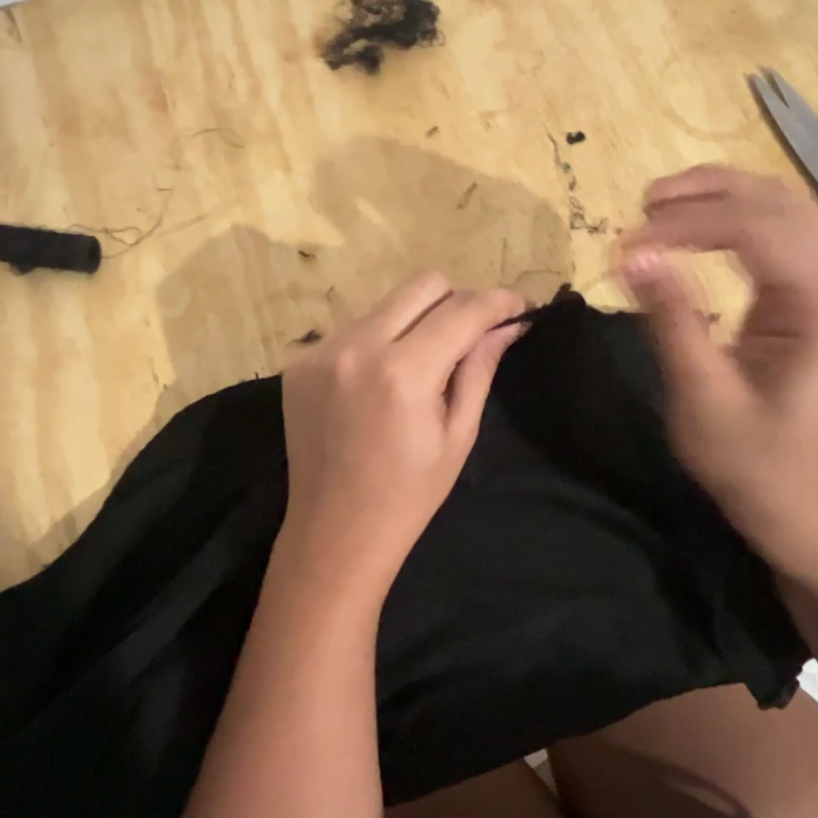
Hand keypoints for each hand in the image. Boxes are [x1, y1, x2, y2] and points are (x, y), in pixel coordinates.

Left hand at [278, 271, 524, 584]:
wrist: (335, 531)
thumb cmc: (408, 495)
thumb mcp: (457, 435)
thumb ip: (479, 369)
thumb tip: (509, 325)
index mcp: (403, 373)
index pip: (462, 309)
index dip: (498, 302)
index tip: (519, 308)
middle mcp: (357, 348)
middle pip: (423, 285)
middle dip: (456, 303)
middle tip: (470, 337)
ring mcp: (321, 352)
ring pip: (385, 305)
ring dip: (414, 322)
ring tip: (422, 368)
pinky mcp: (299, 363)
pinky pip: (352, 330)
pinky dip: (377, 343)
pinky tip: (380, 384)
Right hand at [619, 165, 817, 568]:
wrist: (801, 507)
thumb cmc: (751, 463)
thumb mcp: (702, 397)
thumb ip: (672, 320)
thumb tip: (632, 256)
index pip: (759, 227)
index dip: (689, 222)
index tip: (628, 242)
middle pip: (782, 202)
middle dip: (709, 192)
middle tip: (643, 205)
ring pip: (786, 212)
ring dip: (724, 201)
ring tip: (660, 209)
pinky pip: (784, 242)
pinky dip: (736, 227)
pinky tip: (696, 233)